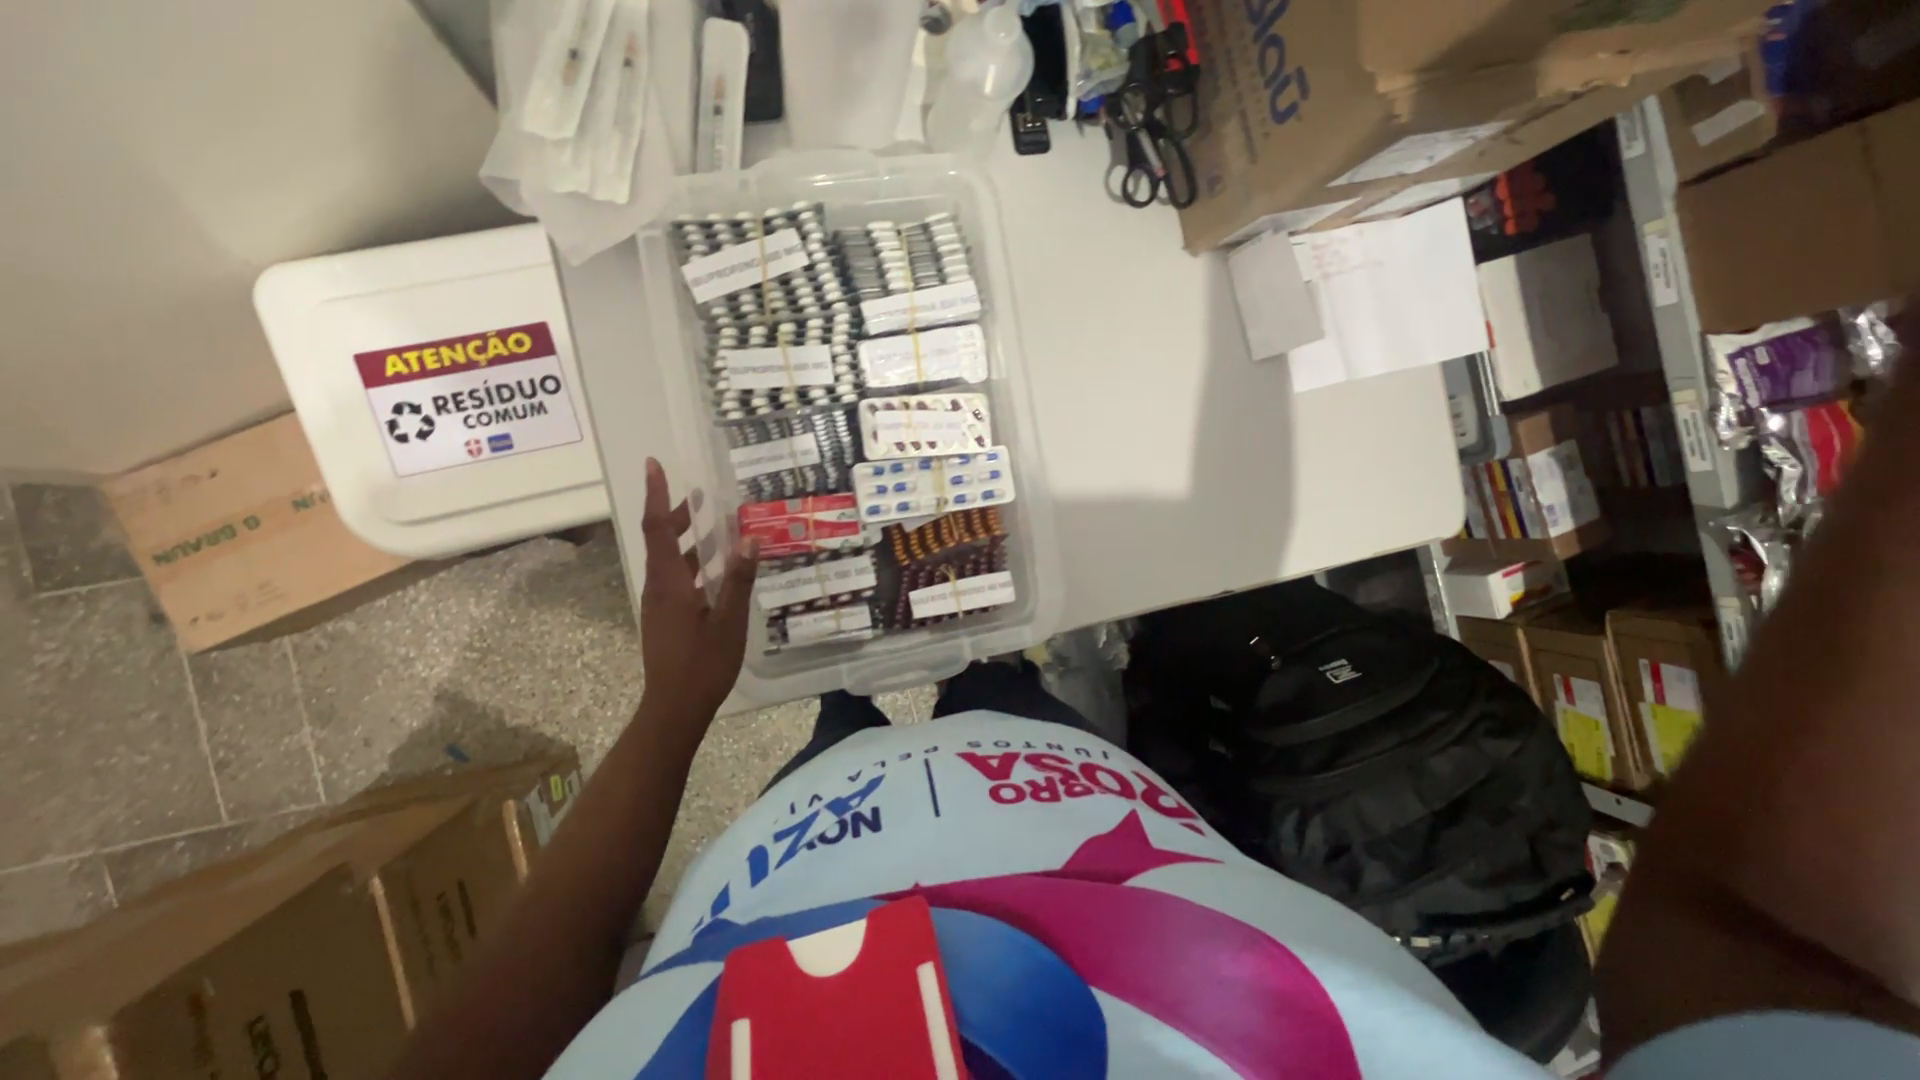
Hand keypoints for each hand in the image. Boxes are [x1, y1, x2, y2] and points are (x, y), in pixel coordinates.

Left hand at [637, 458, 757, 718]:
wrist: (674, 708)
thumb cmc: (703, 664)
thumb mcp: (728, 621)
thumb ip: (738, 579)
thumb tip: (750, 537)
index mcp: (669, 583)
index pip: (657, 528)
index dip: (655, 494)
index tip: (653, 464)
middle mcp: (658, 588)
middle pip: (660, 540)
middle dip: (675, 512)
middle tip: (699, 492)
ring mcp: (660, 605)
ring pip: (669, 560)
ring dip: (687, 538)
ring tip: (714, 523)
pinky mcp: (666, 619)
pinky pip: (676, 578)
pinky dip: (693, 563)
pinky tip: (716, 570)